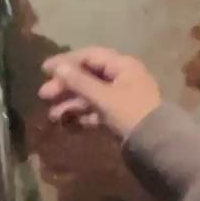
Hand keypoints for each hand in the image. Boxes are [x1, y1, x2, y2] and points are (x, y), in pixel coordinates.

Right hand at [38, 46, 162, 139]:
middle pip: (88, 76)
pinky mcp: (120, 116)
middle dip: (65, 86)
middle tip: (44, 96)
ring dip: (71, 103)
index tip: (44, 70)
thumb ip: (79, 81)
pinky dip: (83, 114)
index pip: (89, 56)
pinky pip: (97, 110)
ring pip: (91, 94)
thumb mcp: (102, 96)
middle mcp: (122, 77)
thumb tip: (58, 67)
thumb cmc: (129, 113)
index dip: (66, 61)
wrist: (155, 144)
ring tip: (53, 116)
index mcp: (122, 65)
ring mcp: (121, 97)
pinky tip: (70, 124)